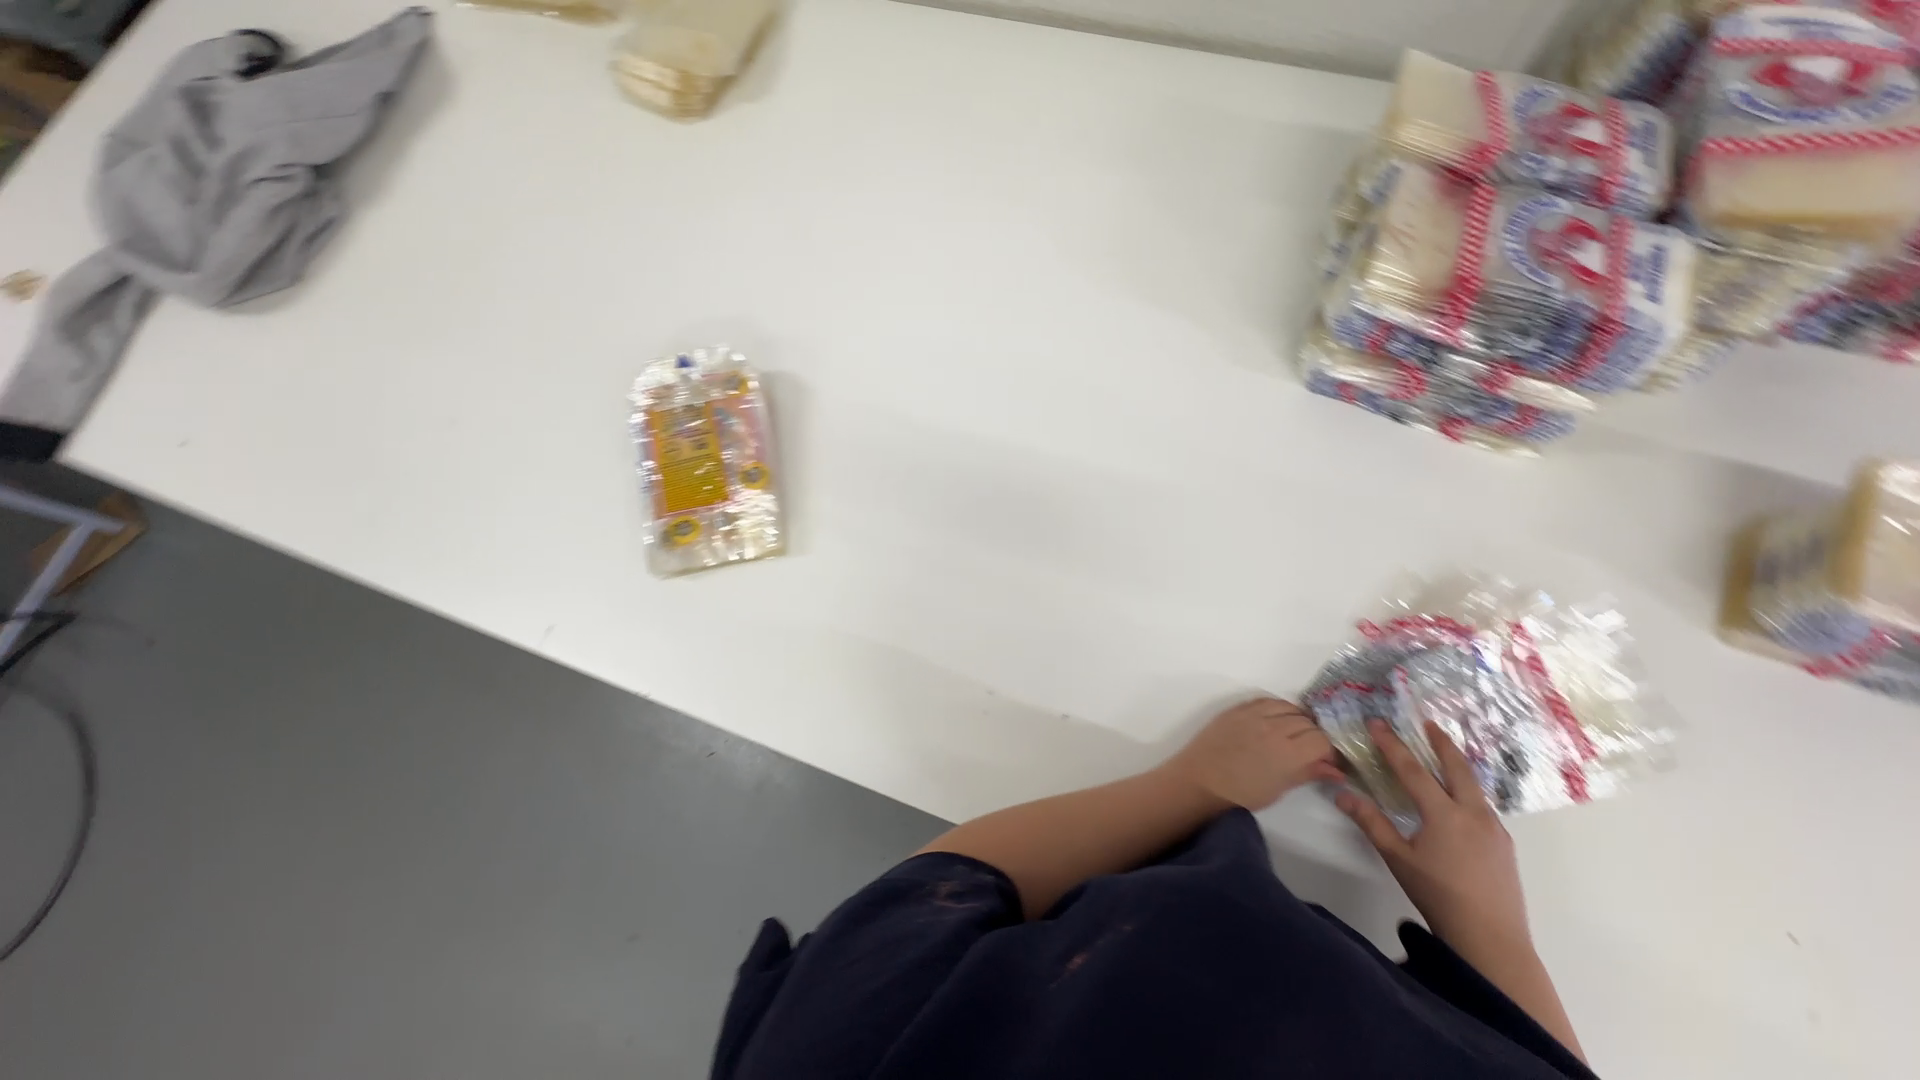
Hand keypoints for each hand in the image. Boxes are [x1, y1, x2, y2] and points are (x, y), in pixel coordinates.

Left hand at [1160, 698, 1337, 811]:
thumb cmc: (1240, 795)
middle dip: (1314, 735)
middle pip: (1308, 722)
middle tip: (1311, 749)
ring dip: (1297, 719)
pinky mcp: (1236, 709)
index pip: (1322, 740)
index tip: (1326, 760)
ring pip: (1288, 707)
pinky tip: (1275, 720)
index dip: (1328, 751)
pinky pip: (1265, 701)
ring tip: (1293, 733)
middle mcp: (1274, 727)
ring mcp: (1253, 715)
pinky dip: (1276, 708)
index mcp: (1288, 752)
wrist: (1199, 783)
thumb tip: (1335, 769)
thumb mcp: (1279, 788)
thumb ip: (1308, 772)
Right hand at [1334, 719, 1531, 954]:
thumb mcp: (1398, 859)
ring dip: (1456, 765)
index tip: (1378, 724)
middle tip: (1428, 723)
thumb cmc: (1438, 895)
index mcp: (1445, 814)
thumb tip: (1343, 794)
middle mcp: (1474, 813)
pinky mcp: (1504, 843)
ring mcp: (1494, 828)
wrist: (1491, 937)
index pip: (1412, 770)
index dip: (1393, 745)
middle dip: (1440, 742)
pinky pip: (1482, 805)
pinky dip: (1467, 790)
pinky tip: (1458, 801)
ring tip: (1442, 756)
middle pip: (1456, 767)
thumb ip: (1372, 823)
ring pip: (1474, 786)